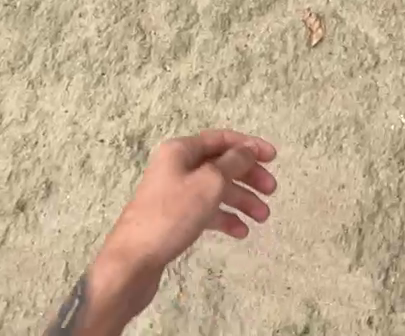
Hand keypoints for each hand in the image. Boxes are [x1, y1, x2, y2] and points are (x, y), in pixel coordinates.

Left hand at [58, 131, 276, 334]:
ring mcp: (174, 194)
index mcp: (181, 150)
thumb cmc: (171, 215)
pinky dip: (225, 218)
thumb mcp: (210, 182)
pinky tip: (241, 231)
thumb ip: (234, 162)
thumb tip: (248, 150)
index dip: (250, 145)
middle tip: (271, 190)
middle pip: (222, 165)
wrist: (130, 264)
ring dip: (242, 201)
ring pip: (216, 190)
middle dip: (249, 176)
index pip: (222, 139)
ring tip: (263, 216)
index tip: (273, 157)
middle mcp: (177, 167)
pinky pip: (206, 211)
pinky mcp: (173, 219)